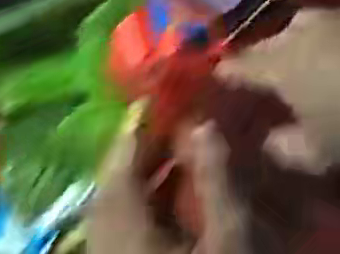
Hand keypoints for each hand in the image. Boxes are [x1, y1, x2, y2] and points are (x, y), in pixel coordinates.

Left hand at [88, 124, 258, 253]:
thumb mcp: (231, 232)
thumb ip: (216, 177)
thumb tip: (204, 124)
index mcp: (130, 240)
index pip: (119, 179)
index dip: (132, 136)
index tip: (149, 100)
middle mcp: (108, 251)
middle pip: (110, 195)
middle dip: (136, 153)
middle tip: (167, 120)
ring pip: (112, 215)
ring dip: (139, 178)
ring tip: (176, 150)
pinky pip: (119, 232)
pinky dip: (141, 203)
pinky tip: (171, 194)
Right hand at [217, 8, 339, 173]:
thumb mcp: (319, 153)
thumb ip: (280, 149)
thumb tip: (263, 139)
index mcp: (279, 62)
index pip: (232, 67)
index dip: (219, 84)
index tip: (215, 100)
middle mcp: (297, 28)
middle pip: (262, 46)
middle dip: (256, 68)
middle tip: (259, 96)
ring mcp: (330, 11)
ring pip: (294, 31)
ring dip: (290, 52)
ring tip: (299, 77)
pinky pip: (323, 25)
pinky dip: (318, 42)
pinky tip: (334, 60)